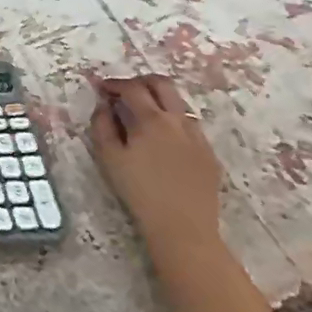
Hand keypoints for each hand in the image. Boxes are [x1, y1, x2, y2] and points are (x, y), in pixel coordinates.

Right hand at [89, 75, 223, 244]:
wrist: (184, 229)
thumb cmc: (140, 192)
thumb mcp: (109, 158)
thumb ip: (102, 125)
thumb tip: (104, 105)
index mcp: (152, 119)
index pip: (132, 88)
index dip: (114, 84)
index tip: (102, 89)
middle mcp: (178, 120)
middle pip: (162, 84)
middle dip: (140, 82)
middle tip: (125, 92)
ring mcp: (197, 136)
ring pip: (179, 103)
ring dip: (159, 100)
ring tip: (144, 115)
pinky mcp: (209, 154)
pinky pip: (191, 126)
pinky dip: (174, 121)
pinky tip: (165, 140)